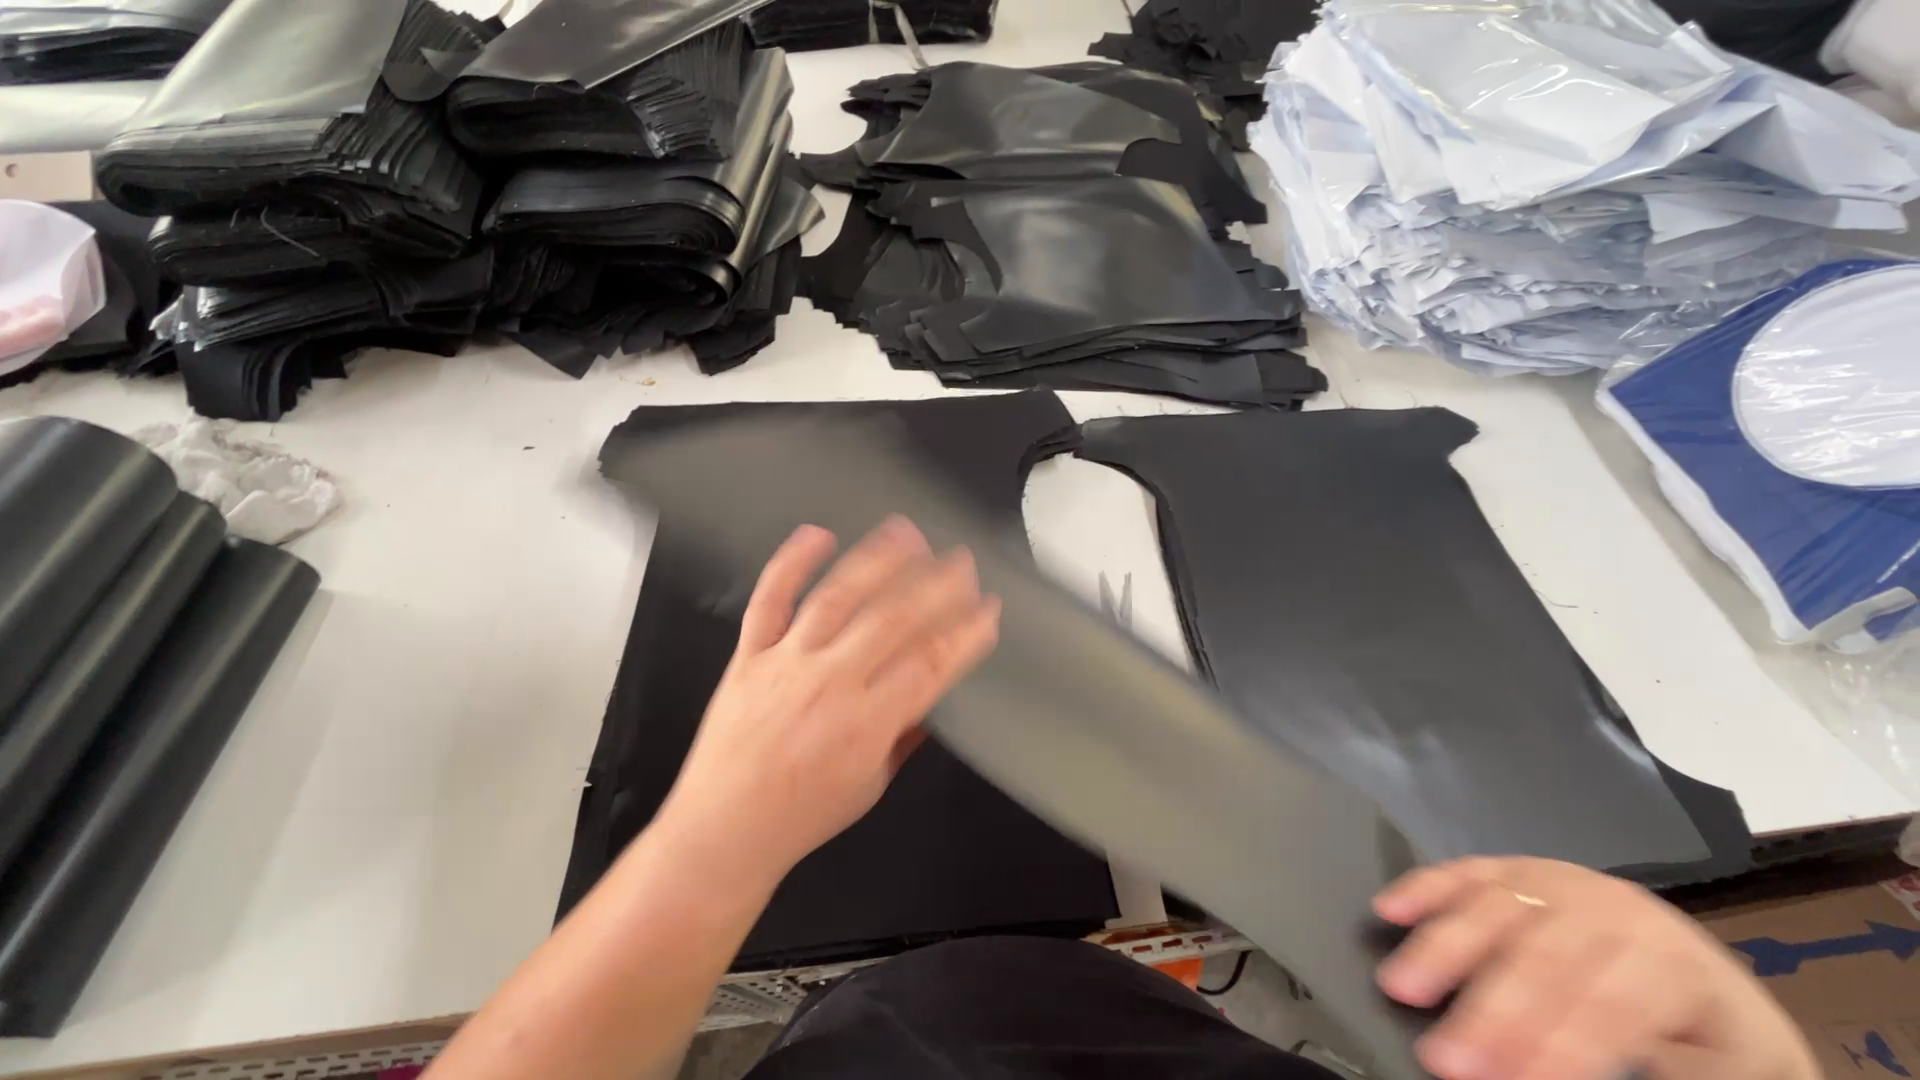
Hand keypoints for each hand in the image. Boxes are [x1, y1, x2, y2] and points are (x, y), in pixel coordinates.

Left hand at [652, 517, 1000, 886]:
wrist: (724, 830)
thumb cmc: (800, 815)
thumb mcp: (870, 783)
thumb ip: (904, 734)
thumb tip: (930, 697)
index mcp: (866, 723)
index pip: (930, 663)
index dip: (966, 632)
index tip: (988, 609)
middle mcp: (829, 683)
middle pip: (892, 619)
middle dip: (935, 585)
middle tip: (961, 561)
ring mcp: (786, 663)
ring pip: (837, 597)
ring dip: (876, 561)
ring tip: (906, 534)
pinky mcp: (749, 655)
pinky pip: (770, 600)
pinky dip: (791, 563)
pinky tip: (818, 536)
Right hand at [1373, 858, 1818, 1079]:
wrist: (1716, 998)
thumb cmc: (1709, 1048)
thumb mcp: (1718, 1075)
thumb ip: (1653, 1076)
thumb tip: (1571, 1073)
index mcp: (1674, 964)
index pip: (1609, 1003)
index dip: (1559, 1045)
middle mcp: (1613, 909)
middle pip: (1542, 955)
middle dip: (1488, 1010)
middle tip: (1441, 1058)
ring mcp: (1557, 881)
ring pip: (1494, 907)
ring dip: (1442, 949)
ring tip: (1398, 988)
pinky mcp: (1515, 870)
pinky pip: (1464, 872)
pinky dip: (1424, 889)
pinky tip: (1389, 910)